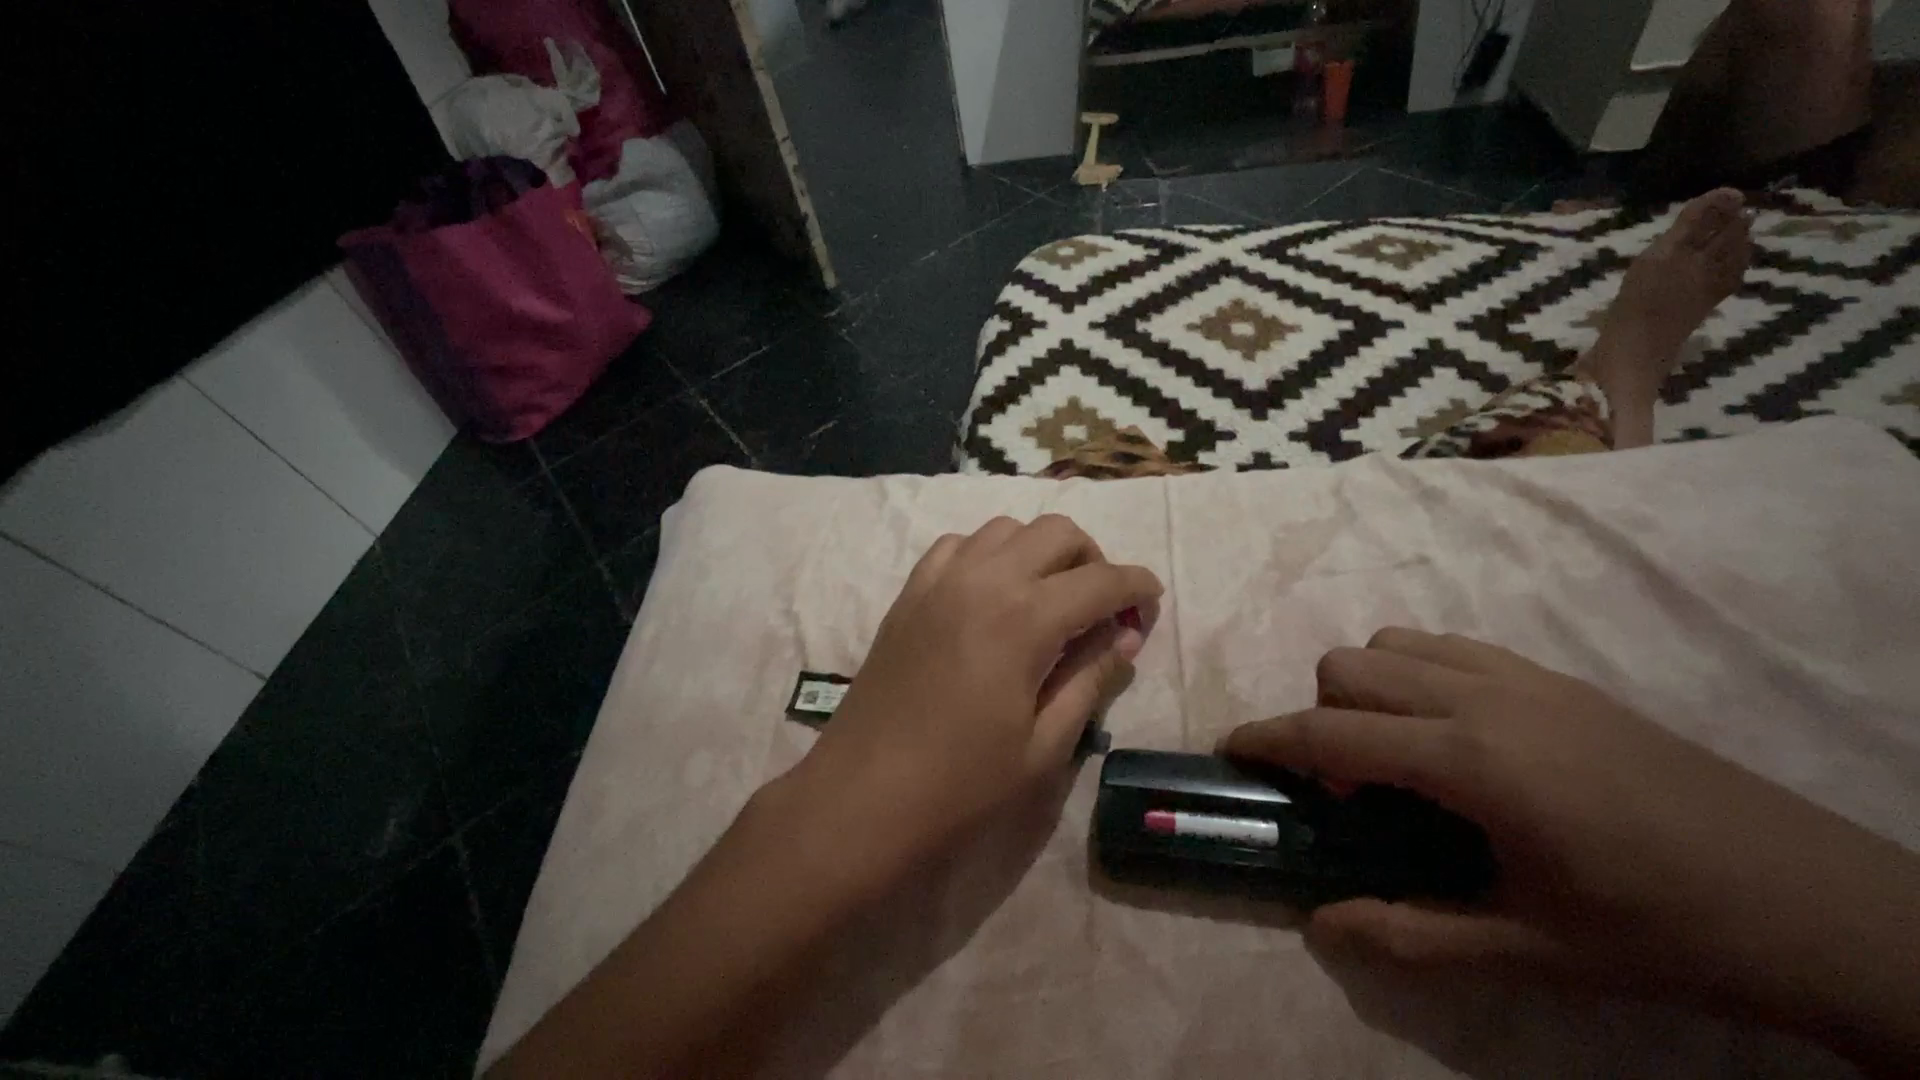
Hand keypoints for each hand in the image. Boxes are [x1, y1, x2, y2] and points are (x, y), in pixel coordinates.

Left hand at [798, 515, 1160, 866]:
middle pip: (1057, 532)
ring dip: (1041, 552)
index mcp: (1025, 618)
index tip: (1152, 604)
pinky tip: (993, 597)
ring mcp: (939, 580)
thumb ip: (1090, 680)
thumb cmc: (961, 785)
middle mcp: (983, 579)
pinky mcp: (909, 593)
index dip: (1137, 588)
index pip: (1101, 580)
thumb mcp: (1044, 746)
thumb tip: (1124, 638)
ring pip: (1006, 529)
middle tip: (1102, 609)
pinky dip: (990, 556)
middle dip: (1093, 560)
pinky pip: (959, 546)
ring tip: (1049, 601)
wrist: (862, 797)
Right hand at [1224, 629, 1919, 1067]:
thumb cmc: (1659, 931)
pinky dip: (1417, 672)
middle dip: (1319, 716)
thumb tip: (1321, 920)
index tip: (1231, 749)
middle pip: (1348, 667)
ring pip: (1394, 643)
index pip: (1330, 732)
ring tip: (1397, 754)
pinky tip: (1452, 732)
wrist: (1814, 903)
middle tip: (1347, 788)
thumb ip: (1408, 934)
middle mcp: (1483, 699)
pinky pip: (1451, 646)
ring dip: (1367, 688)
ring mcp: (1524, 679)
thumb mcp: (1525, 950)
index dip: (1268, 738)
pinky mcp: (1559, 678)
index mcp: (1469, 762)